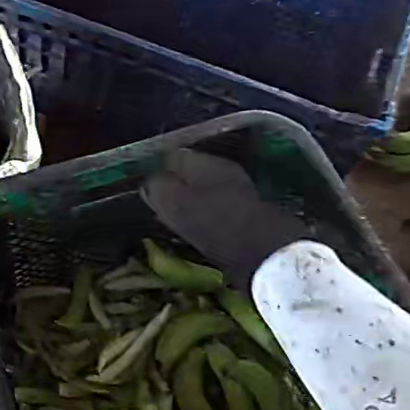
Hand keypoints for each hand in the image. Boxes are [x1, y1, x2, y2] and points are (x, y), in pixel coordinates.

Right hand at [141, 149, 310, 286]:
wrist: (267, 254)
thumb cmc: (216, 227)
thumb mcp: (177, 206)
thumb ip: (158, 189)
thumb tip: (147, 181)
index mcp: (204, 163)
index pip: (171, 155)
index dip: (153, 168)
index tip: (142, 185)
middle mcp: (223, 169)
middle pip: (189, 171)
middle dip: (172, 184)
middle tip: (155, 202)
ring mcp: (239, 189)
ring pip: (203, 188)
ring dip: (188, 199)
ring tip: (173, 217)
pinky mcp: (249, 211)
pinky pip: (216, 205)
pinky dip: (204, 213)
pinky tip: (198, 227)